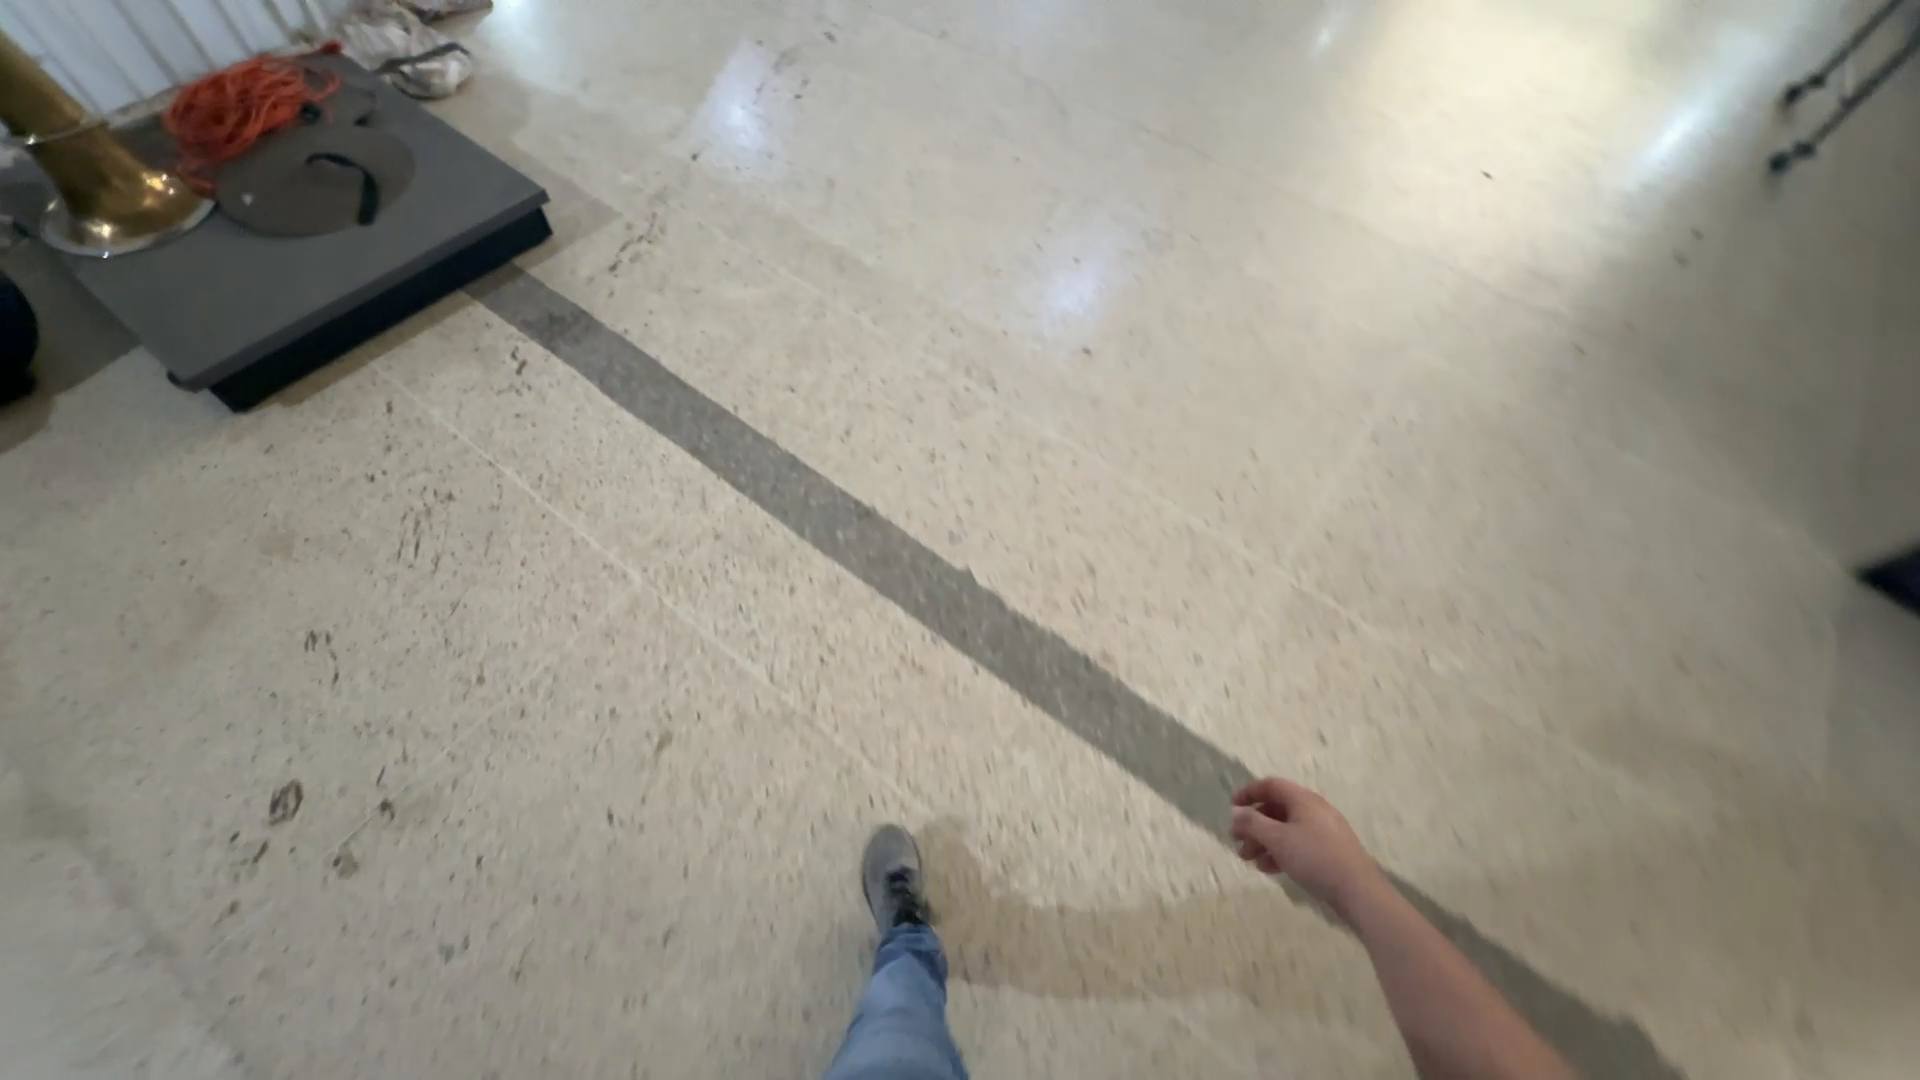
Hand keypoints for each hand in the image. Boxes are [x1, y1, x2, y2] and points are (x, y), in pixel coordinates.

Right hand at [1230, 777, 1384, 922]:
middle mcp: (1314, 810)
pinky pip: (1298, 844)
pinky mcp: (1329, 851)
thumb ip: (1252, 823)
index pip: (1271, 786)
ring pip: (1286, 829)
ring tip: (1248, 859)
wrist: (1359, 892)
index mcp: (1303, 800)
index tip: (1232, 808)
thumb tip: (1235, 812)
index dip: (1249, 793)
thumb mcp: (1278, 839)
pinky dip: (1280, 852)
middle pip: (1276, 809)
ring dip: (1264, 841)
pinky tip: (1268, 868)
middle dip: (1254, 824)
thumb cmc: (1315, 858)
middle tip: (1237, 840)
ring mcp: (1323, 831)